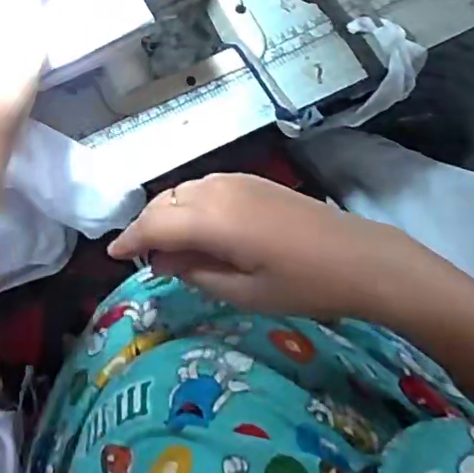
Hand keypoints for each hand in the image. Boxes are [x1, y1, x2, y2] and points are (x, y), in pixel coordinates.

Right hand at [106, 173, 460, 322]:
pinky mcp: (248, 179)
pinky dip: (187, 205)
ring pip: (181, 191)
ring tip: (169, 247)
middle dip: (146, 227)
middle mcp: (214, 189)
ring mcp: (232, 180)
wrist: (360, 256)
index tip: (113, 256)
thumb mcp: (245, 293)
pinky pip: (201, 187)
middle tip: (143, 258)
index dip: (130, 240)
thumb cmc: (303, 284)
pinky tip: (198, 228)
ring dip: (166, 214)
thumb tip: (161, 263)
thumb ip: (196, 274)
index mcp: (211, 219)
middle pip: (163, 203)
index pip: (154, 225)